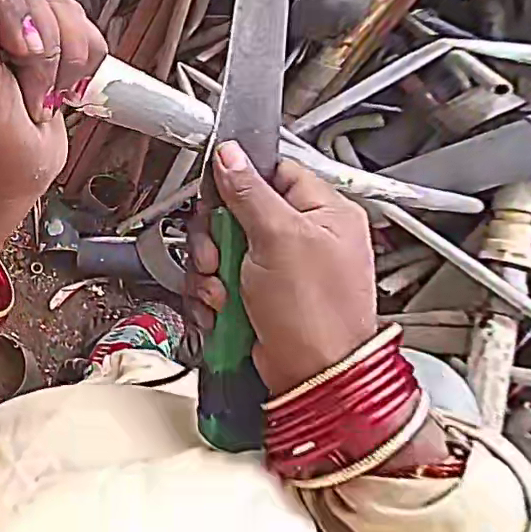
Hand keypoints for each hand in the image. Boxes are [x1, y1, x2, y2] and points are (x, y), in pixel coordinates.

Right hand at [186, 143, 378, 394]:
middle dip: (214, 237)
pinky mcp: (250, 289)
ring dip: (208, 269)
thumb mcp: (280, 239)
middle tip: (222, 255)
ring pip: (214, 245)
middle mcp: (298, 236)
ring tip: (225, 288)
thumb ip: (250, 193)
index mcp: (322, 214)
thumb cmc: (317, 313)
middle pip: (231, 210)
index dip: (240, 182)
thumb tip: (230, 155)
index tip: (222, 200)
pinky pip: (210, 275)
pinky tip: (223, 305)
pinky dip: (208, 291)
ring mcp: (272, 264)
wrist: (311, 376)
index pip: (272, 172)